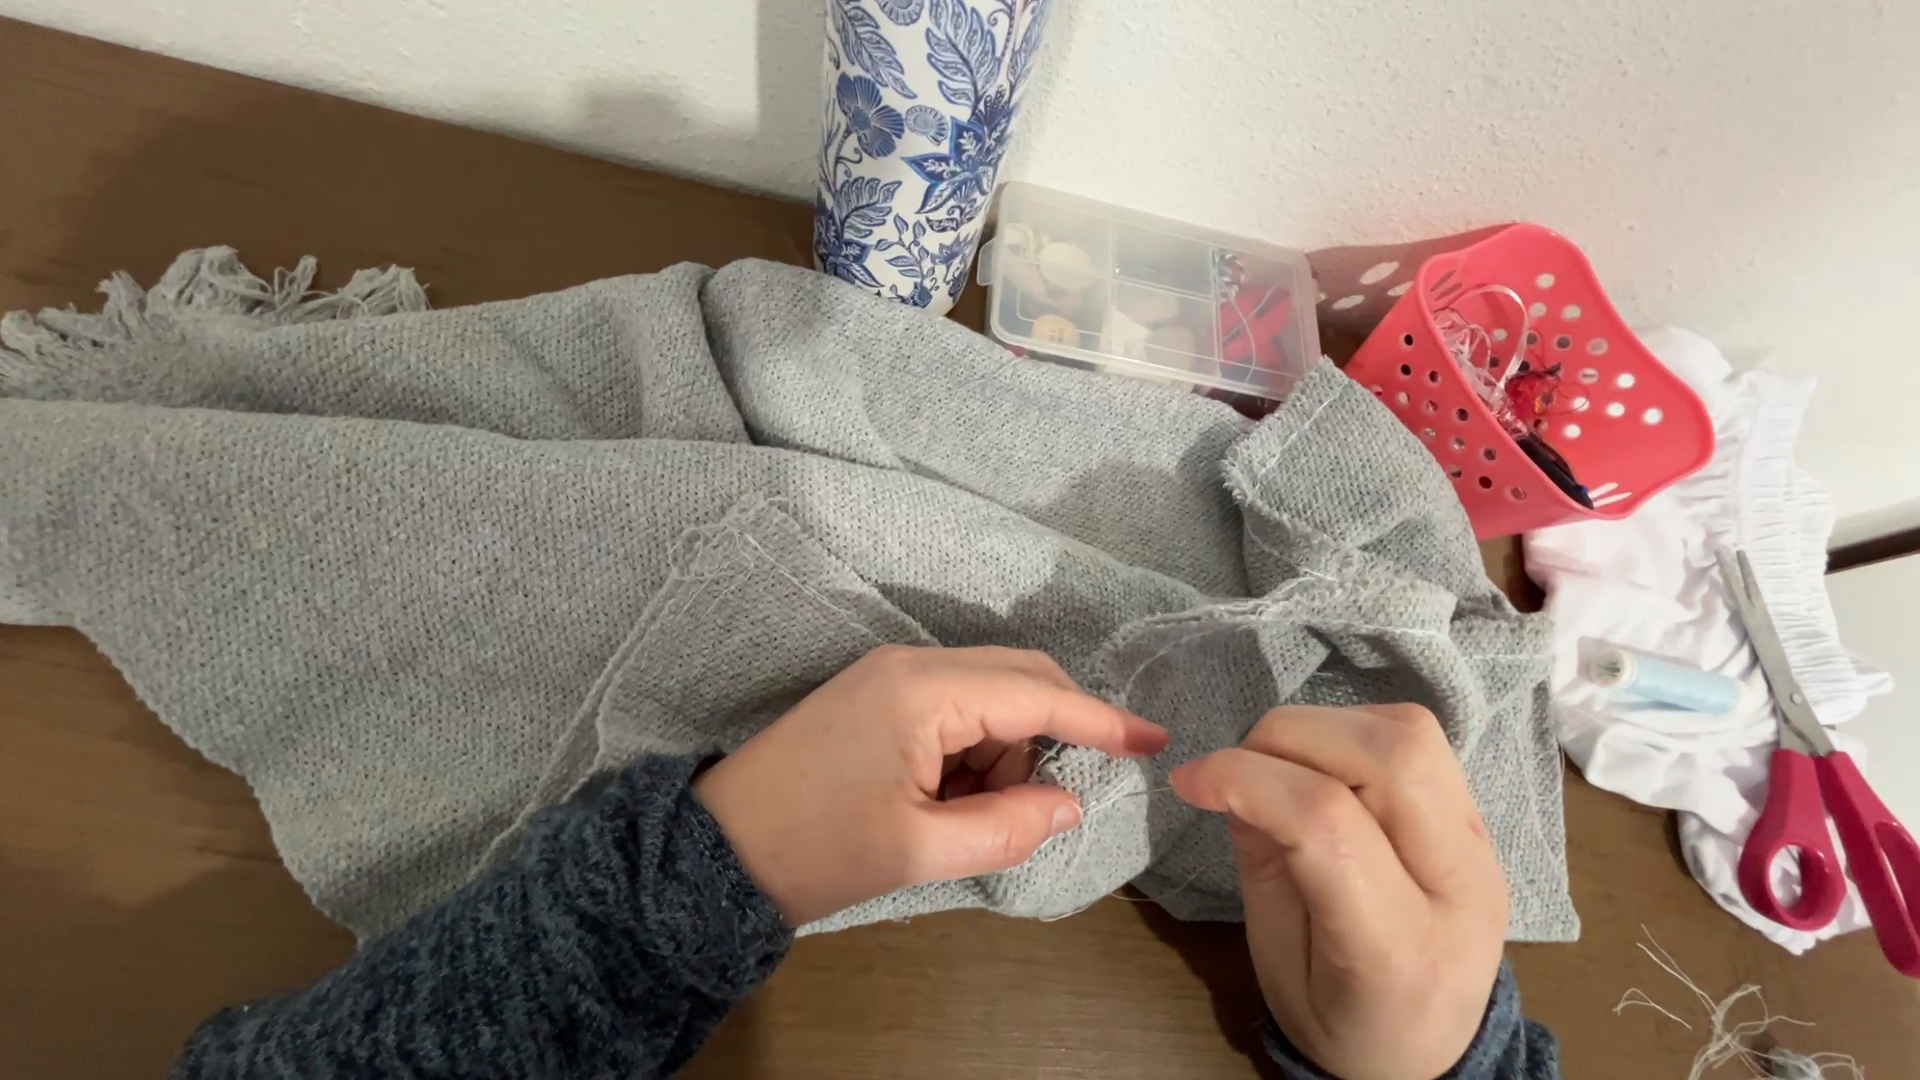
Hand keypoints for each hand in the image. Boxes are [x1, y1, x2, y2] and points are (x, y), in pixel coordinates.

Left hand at [692, 645, 1168, 925]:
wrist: (718, 848)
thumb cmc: (816, 849)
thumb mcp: (920, 850)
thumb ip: (1007, 826)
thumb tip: (1068, 803)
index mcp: (924, 691)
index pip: (1035, 693)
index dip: (1100, 717)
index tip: (1152, 739)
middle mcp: (912, 662)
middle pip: (1016, 676)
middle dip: (1052, 728)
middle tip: (1059, 790)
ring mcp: (891, 670)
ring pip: (987, 692)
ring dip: (1005, 747)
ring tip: (968, 812)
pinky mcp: (878, 689)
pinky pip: (953, 703)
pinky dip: (972, 746)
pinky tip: (945, 794)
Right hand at [1170, 705, 1507, 1079]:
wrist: (1430, 1049)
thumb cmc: (1337, 1016)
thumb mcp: (1275, 958)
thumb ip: (1259, 860)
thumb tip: (1231, 777)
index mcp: (1400, 946)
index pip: (1326, 822)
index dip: (1243, 779)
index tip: (1188, 781)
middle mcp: (1460, 882)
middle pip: (1388, 756)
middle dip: (1286, 738)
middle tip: (1239, 769)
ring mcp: (1479, 841)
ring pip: (1406, 732)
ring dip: (1320, 727)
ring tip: (1278, 765)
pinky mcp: (1474, 813)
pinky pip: (1413, 734)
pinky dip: (1350, 728)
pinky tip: (1322, 765)